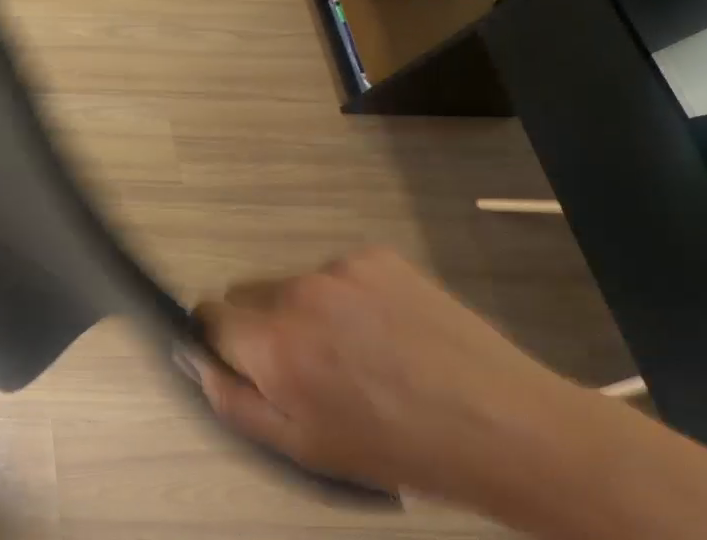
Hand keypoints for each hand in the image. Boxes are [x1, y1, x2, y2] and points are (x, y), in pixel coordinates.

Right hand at [193, 247, 588, 500]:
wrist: (513, 431)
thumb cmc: (401, 450)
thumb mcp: (305, 449)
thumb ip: (232, 400)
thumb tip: (193, 358)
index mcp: (271, 346)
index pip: (206, 315)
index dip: (223, 342)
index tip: (253, 366)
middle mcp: (293, 296)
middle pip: (244, 294)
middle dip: (262, 325)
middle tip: (311, 366)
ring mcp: (337, 270)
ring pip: (291, 283)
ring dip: (306, 311)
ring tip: (361, 352)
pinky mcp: (375, 257)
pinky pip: (335, 271)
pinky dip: (348, 296)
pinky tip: (388, 330)